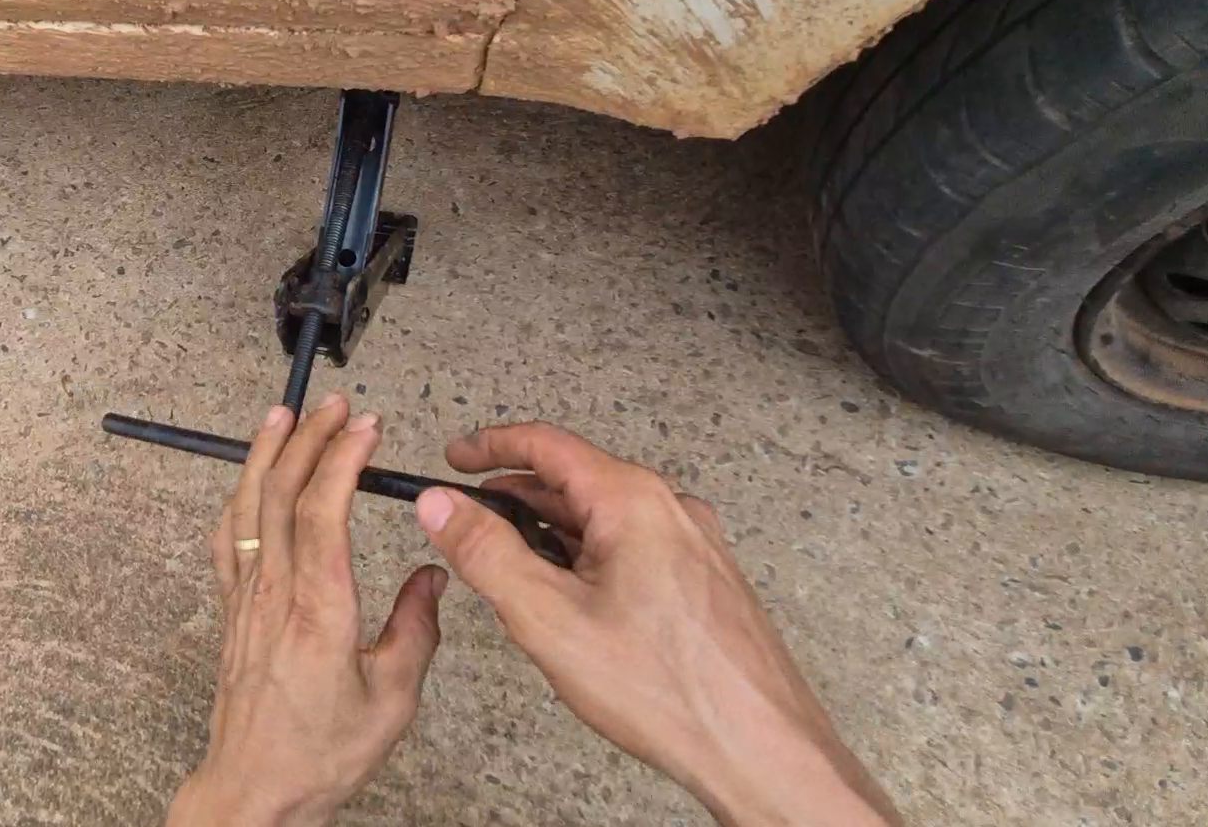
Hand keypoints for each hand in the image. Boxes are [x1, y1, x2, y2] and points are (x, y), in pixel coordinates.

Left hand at [167, 394, 447, 826]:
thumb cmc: (319, 752)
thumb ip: (416, 629)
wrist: (253, 789)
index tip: (365, 426)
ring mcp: (247, 593)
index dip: (342, 458)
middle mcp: (276, 589)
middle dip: (310, 437)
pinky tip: (247, 476)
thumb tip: (431, 576)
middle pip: (284, 491)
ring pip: (249, 503)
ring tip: (283, 414)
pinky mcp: (232, 604)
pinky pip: (228, 535)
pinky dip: (239, 494)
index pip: (325, 510)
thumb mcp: (392, 700)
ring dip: (266, 451)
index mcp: (320, 607)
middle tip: (335, 405)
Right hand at [413, 423, 900, 826]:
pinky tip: (567, 596)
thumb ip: (482, 551)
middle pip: (571, 479)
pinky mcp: (702, 577)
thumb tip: (435, 503)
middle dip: (512, 496)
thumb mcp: (548, 617)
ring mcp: (691, 543)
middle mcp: (667, 507)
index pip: (544, 444)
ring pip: (598, 515)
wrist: (772, 762)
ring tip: (510, 567)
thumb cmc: (666, 690)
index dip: (489, 445)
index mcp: (631, 499)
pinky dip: (582, 552)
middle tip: (469, 522)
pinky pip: (627, 543)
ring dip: (546, 528)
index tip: (452, 458)